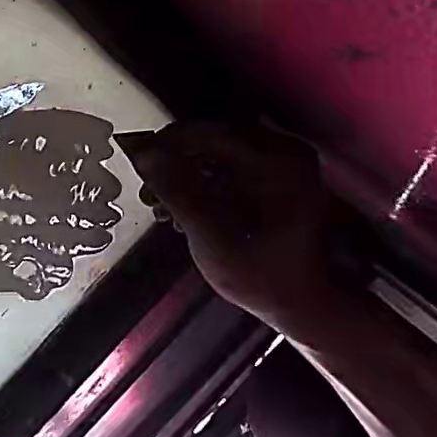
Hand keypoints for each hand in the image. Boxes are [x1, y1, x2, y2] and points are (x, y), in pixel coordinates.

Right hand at [117, 120, 336, 322]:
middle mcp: (283, 150)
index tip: (134, 160)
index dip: (165, 144)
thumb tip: (140, 153)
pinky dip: (204, 181)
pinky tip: (182, 207)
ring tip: (159, 204)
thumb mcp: (209, 234)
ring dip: (184, 173)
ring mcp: (282, 161)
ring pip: (217, 151)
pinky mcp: (275, 175)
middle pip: (212, 139)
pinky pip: (231, 163)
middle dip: (173, 162)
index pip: (207, 133)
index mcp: (275, 159)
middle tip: (145, 188)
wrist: (302, 304)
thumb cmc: (261, 276)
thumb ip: (174, 189)